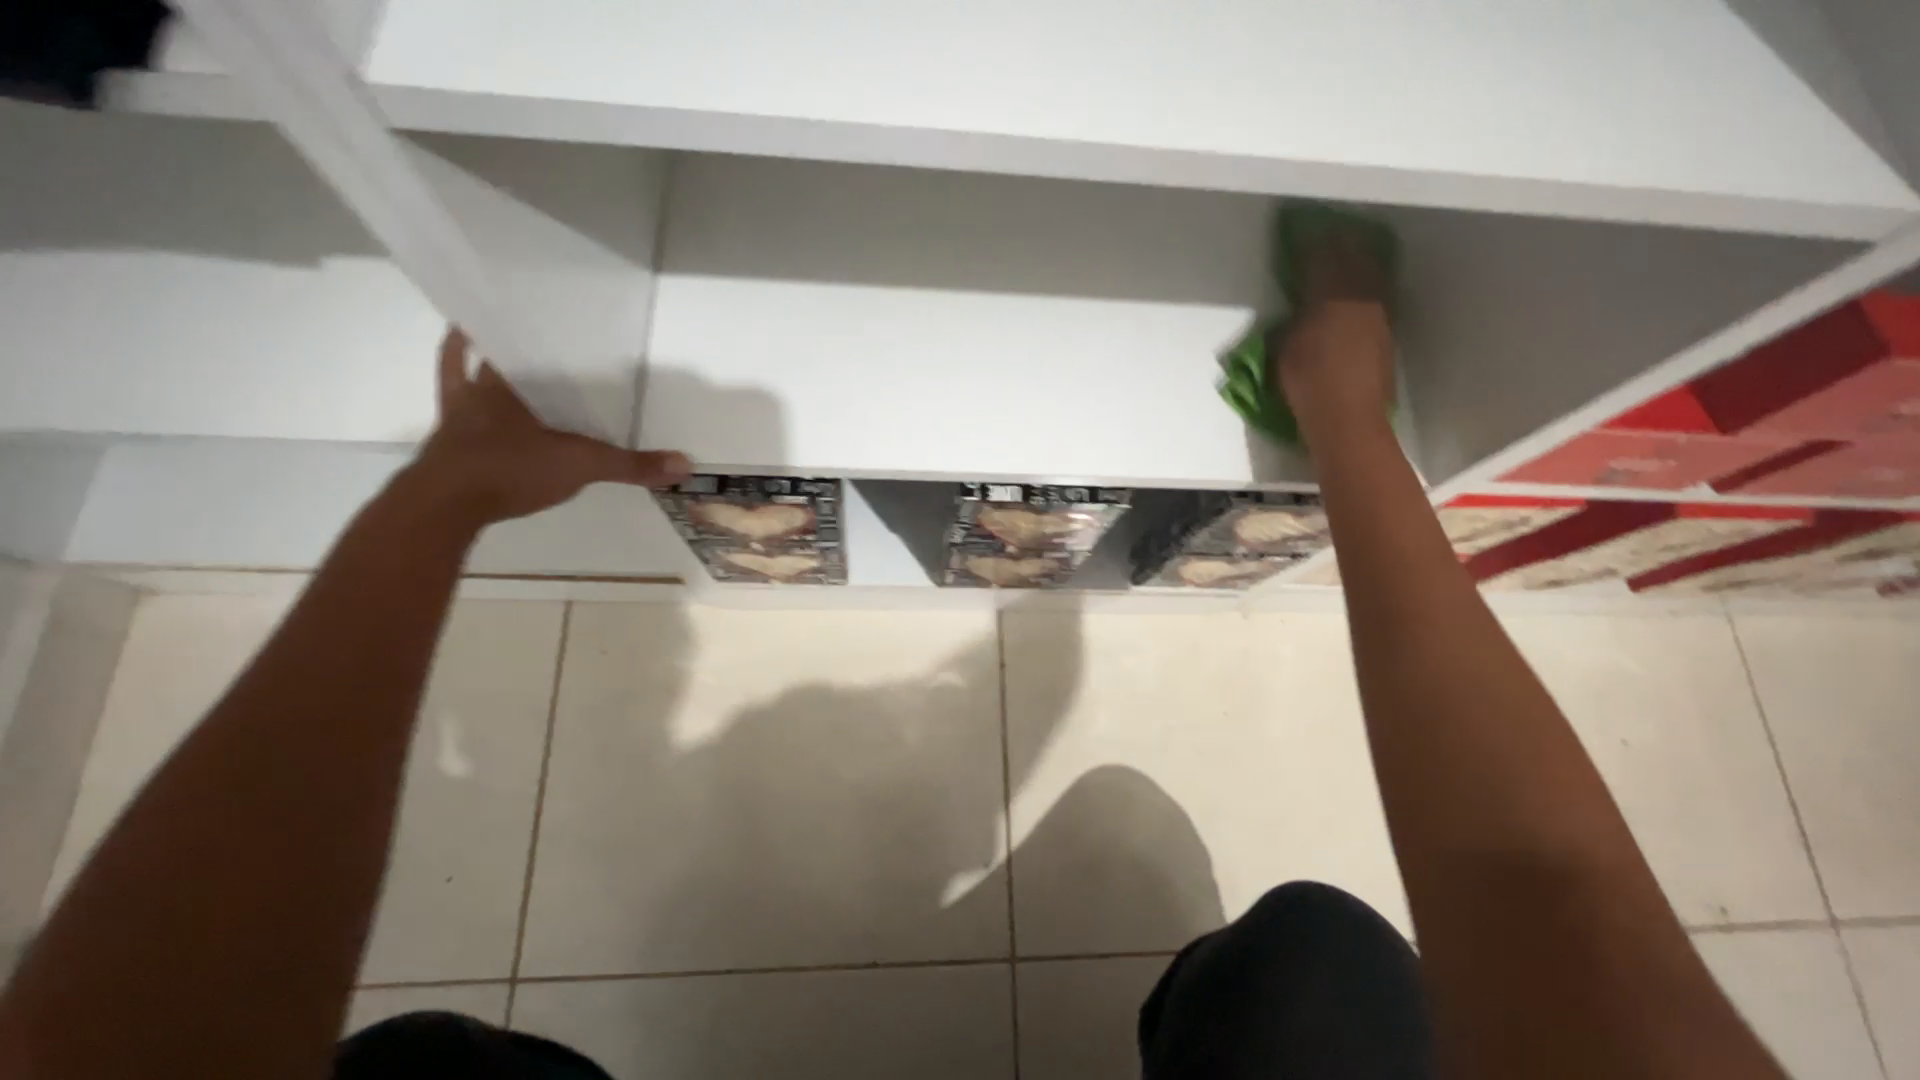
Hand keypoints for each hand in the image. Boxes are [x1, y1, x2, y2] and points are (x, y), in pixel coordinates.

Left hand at [405, 328, 690, 526]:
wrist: (444, 506)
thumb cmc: (509, 468)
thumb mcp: (580, 465)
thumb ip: (629, 465)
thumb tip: (685, 465)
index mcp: (505, 381)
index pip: (519, 340)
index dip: (534, 330)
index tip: (549, 318)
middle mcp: (475, 391)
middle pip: (491, 358)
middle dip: (509, 350)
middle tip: (538, 345)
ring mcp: (455, 420)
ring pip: (464, 383)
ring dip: (477, 373)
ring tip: (498, 363)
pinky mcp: (443, 449)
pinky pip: (452, 421)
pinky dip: (459, 414)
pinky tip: (466, 413)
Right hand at [1274, 232, 1395, 444]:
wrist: (1349, 421)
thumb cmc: (1308, 385)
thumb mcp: (1285, 351)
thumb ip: (1292, 324)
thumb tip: (1297, 311)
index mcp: (1329, 299)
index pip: (1321, 259)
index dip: (1312, 243)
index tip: (1304, 229)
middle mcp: (1359, 299)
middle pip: (1353, 260)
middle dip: (1341, 243)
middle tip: (1332, 230)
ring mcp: (1377, 316)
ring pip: (1370, 275)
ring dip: (1360, 259)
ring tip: (1351, 249)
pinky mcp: (1385, 335)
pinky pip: (1377, 295)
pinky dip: (1368, 283)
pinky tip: (1361, 285)